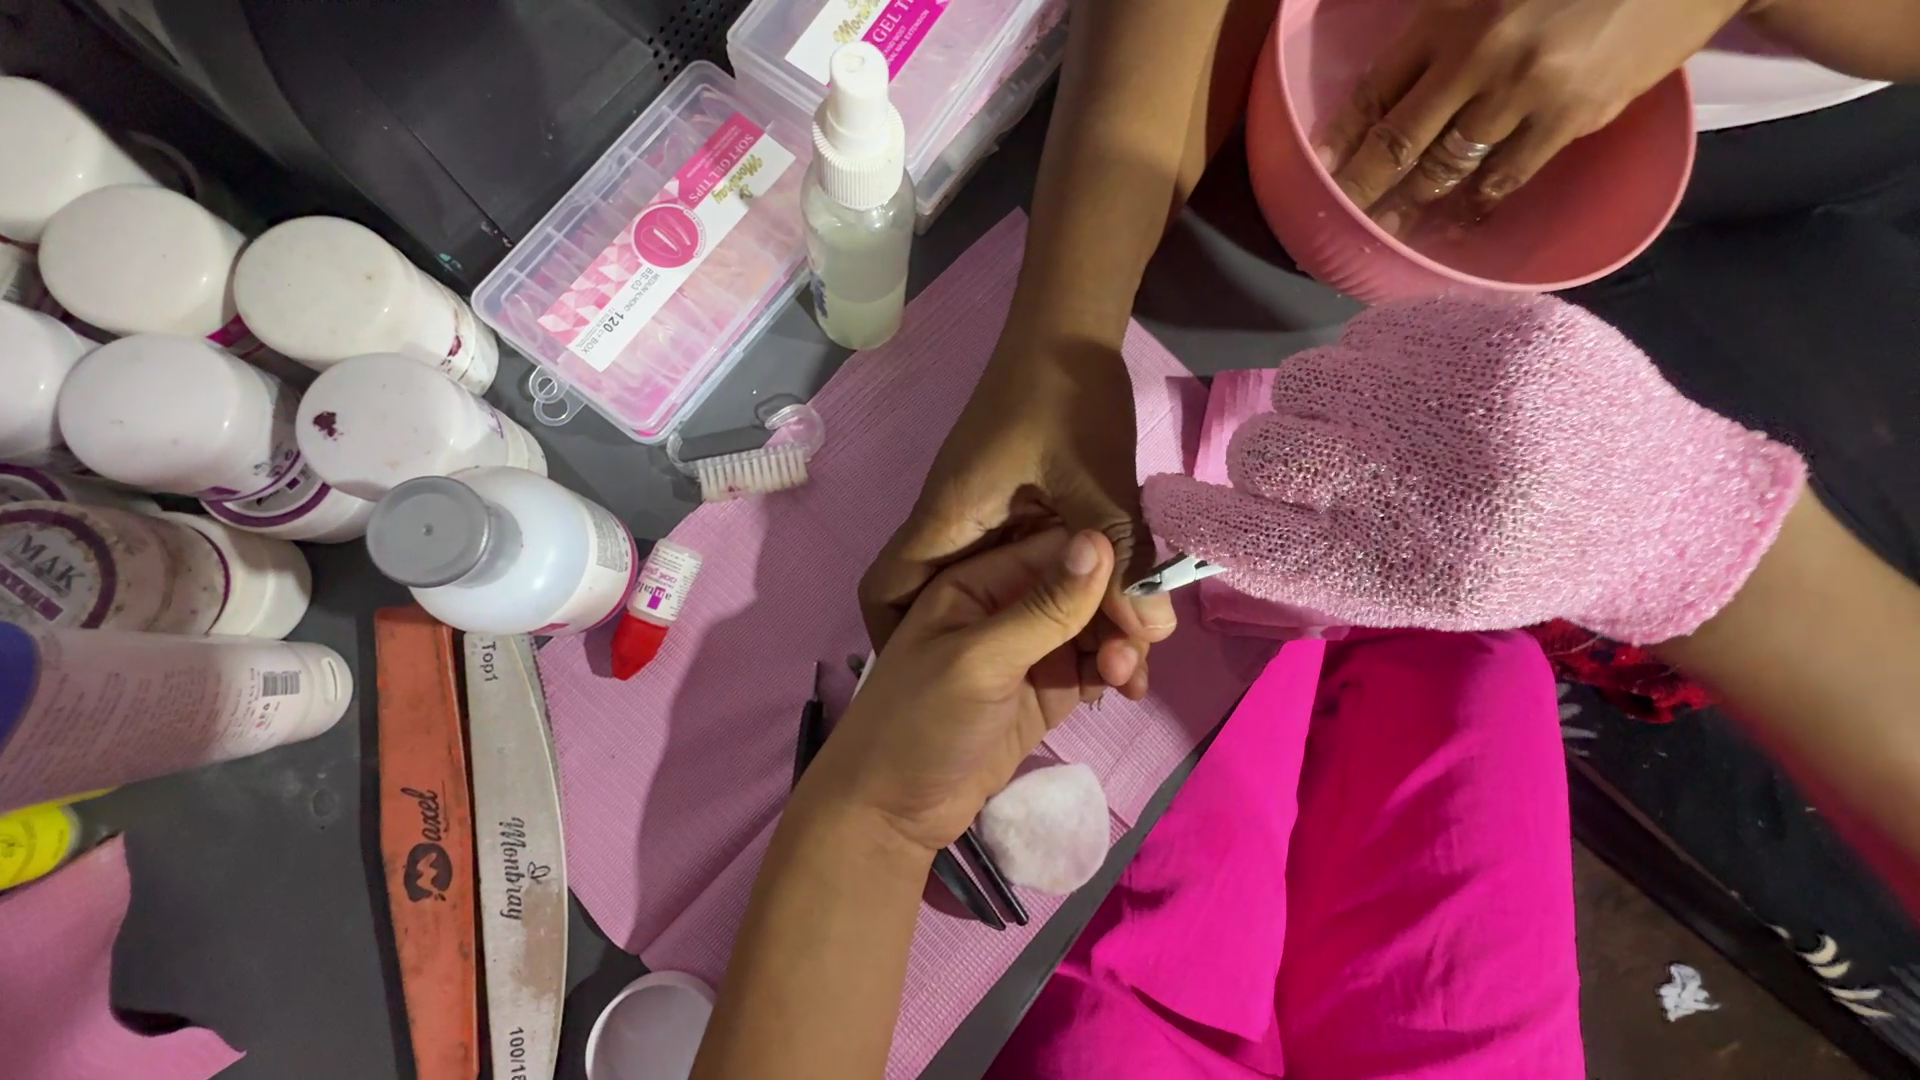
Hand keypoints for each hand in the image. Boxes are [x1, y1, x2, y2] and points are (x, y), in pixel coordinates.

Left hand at [813, 528, 1112, 852]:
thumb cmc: (921, 722)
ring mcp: (1027, 651)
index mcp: (978, 581)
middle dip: (1116, 613)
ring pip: (1093, 630)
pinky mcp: (1044, 691)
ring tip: (1126, 679)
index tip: (1143, 596)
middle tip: (1139, 647)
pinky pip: (1091, 668)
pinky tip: (1128, 691)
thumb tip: (1098, 540)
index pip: (1054, 550)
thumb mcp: (980, 660)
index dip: (1103, 567)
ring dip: (1119, 647)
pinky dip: (1113, 675)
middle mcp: (1006, 606)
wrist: (893, 811)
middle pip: (1081, 589)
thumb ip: (1043, 608)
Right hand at [860, 332, 1174, 702]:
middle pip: (949, 600)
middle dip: (999, 648)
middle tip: (1061, 686)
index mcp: (947, 518)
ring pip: (999, 586)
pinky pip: (1025, 562)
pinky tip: (1108, 611)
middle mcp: (955, 522)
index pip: (887, 587)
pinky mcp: (1012, 503)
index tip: (936, 683)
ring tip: (1104, 659)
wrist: (1070, 327)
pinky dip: (1058, 590)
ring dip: (1043, 621)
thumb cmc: (1065, 395)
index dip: (891, 636)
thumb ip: (1121, 560)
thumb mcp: (1097, 484)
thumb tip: (1150, 637)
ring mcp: (984, 512)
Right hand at [1141, 296, 1806, 644]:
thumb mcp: (1396, 591)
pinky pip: (1365, 331)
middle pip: (1262, 451)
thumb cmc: (1497, 561)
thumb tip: (1195, 514)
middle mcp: (1421, 484)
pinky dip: (1373, 361)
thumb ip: (1295, 556)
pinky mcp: (1497, 328)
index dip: (1186, 513)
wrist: (1647, 504)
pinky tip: (1423, 387)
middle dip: (1272, 460)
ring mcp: (1462, 396)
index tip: (1164, 495)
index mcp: (1394, 566)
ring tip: (1385, 425)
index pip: (1242, 533)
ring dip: (1323, 406)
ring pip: (1304, 380)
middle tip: (1325, 467)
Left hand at [1317, 0, 1743, 232]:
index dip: (1340, 138)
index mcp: (1450, 14)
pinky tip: (1455, 224)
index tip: (1318, 169)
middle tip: (1338, 217)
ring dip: (1408, 206)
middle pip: (1397, 142)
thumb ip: (1443, 19)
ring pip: (1444, 169)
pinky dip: (1475, 205)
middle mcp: (1478, 55)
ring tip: (1385, 230)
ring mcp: (1525, 91)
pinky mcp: (1573, 116)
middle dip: (1361, 188)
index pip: (1373, 90)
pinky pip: (1506, 177)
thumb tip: (1401, 81)